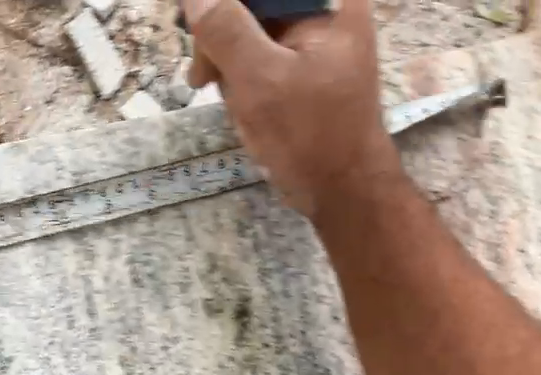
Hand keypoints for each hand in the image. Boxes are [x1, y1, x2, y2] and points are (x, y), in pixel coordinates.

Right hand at [182, 0, 400, 216]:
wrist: (344, 190)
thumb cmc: (309, 136)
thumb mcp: (259, 81)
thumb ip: (224, 30)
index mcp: (327, 0)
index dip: (224, 7)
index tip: (196, 29)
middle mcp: (326, 7)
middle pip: (255, 6)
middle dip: (223, 36)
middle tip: (201, 79)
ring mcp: (317, 35)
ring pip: (253, 28)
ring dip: (231, 61)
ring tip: (233, 103)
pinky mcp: (308, 62)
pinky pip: (263, 53)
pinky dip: (245, 76)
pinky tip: (244, 106)